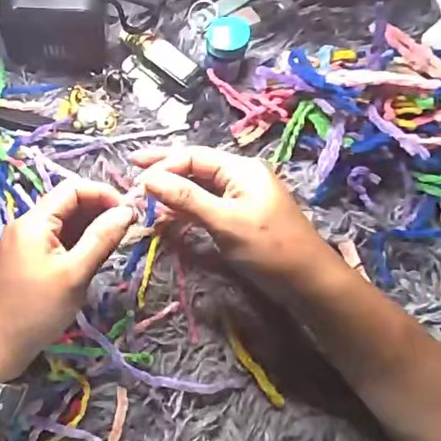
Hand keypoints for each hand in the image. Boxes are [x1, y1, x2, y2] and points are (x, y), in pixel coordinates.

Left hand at [0, 179, 135, 379]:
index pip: (73, 188)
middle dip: (100, 209)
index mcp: (34, 222)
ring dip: (91, 226)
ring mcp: (25, 241)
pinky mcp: (28, 257)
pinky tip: (95, 254)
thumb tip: (128, 210)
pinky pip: (57, 238)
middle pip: (68, 202)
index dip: (104, 194)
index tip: (130, 212)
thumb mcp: (75, 274)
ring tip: (116, 242)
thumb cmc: (38, 310)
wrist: (0, 347)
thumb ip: (102, 238)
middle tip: (128, 228)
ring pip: (65, 221)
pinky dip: (79, 240)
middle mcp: (27, 224)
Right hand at [131, 145, 346, 297]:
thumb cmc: (270, 248)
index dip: (162, 165)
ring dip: (171, 194)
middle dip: (164, 173)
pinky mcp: (238, 218)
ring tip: (143, 200)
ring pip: (198, 188)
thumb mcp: (225, 221)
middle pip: (194, 168)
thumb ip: (186, 198)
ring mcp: (240, 198)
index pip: (193, 157)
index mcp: (241, 169)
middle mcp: (239, 177)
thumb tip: (148, 179)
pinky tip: (167, 217)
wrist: (309, 283)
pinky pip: (205, 206)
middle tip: (132, 176)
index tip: (135, 179)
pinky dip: (185, 210)